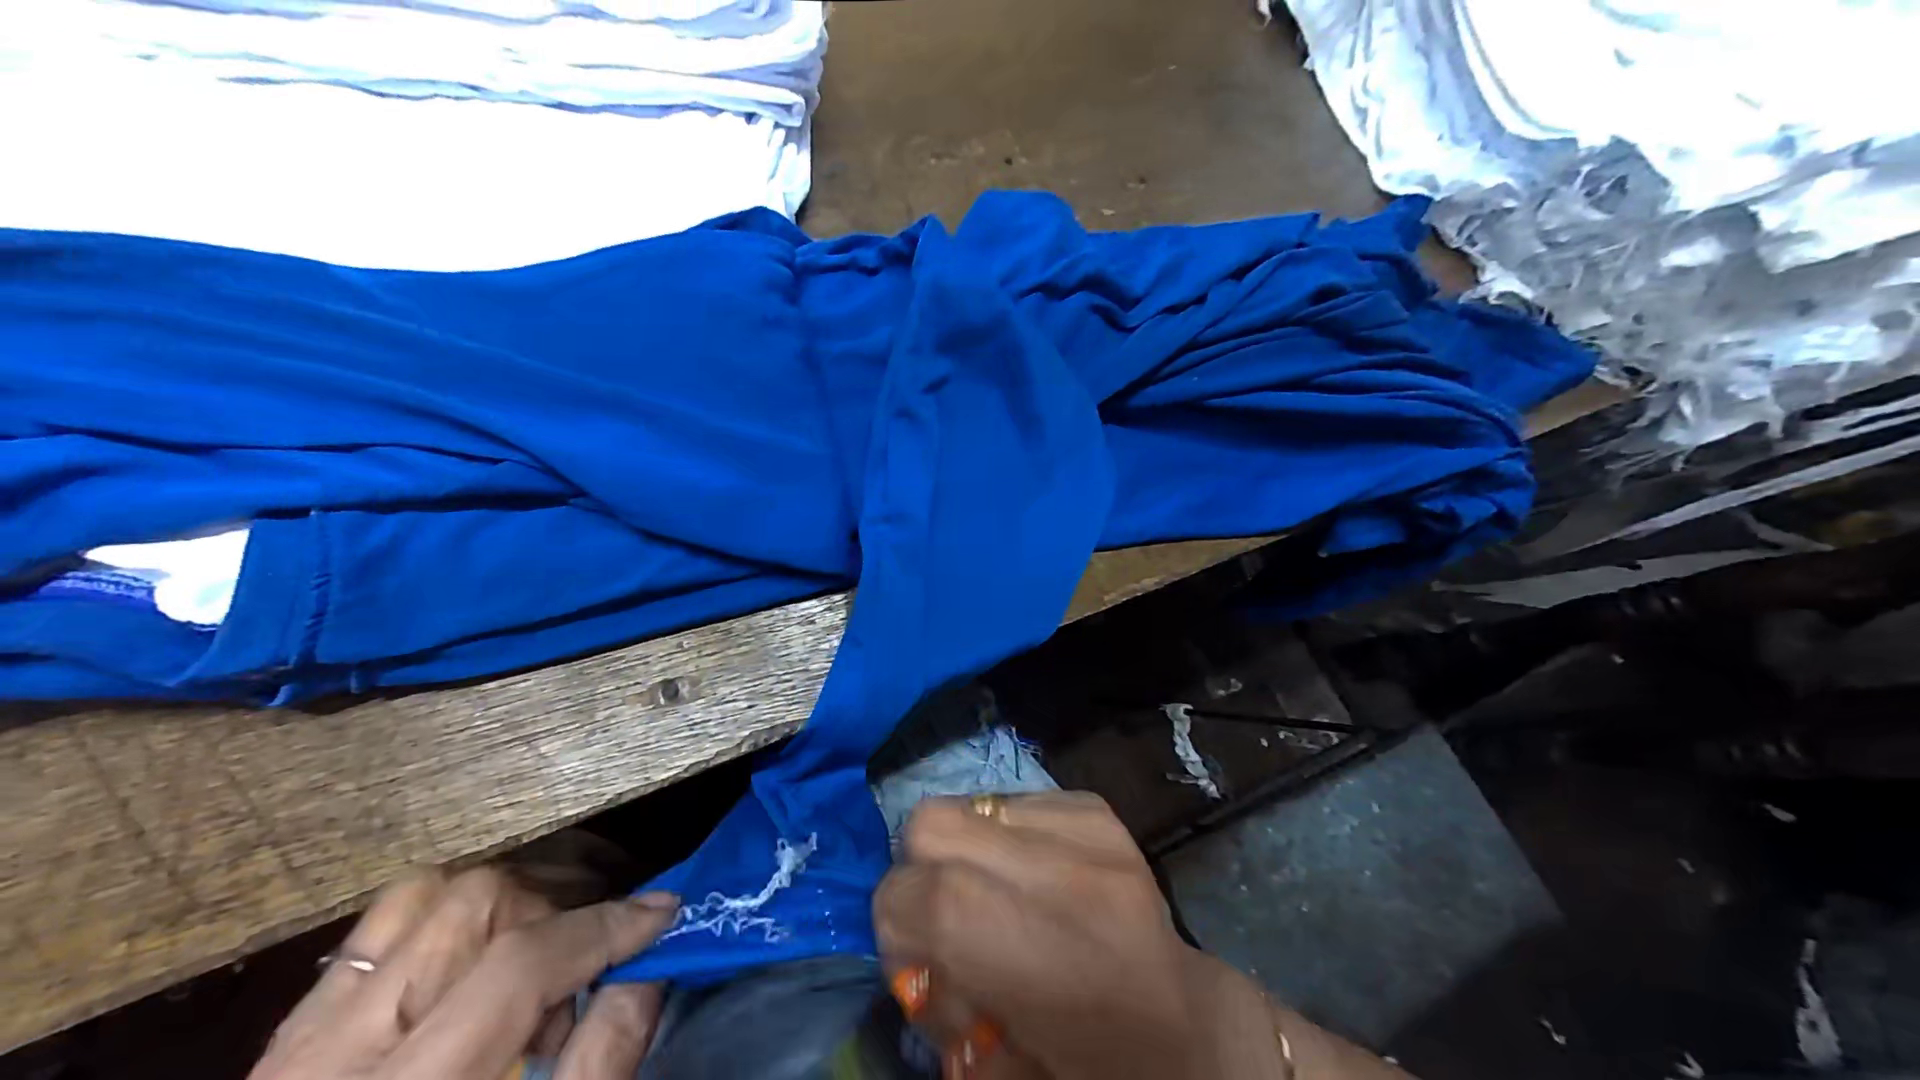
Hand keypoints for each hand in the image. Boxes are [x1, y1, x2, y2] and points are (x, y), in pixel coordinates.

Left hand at [250, 866, 677, 1079]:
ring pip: (420, 899)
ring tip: (531, 969)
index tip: (662, 913)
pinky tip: (477, 969)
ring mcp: (295, 1043)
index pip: (518, 963)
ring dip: (503, 912)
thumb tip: (648, 966)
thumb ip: (601, 1061)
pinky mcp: (287, 1039)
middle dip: (554, 915)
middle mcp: (331, 1057)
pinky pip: (377, 934)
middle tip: (585, 970)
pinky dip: (448, 925)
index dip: (604, 926)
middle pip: (471, 907)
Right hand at [874, 793, 1411, 1079]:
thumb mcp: (998, 1065)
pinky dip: (994, 837)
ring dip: (957, 850)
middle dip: (916, 872)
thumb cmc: (1093, 1068)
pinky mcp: (1095, 808)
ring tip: (988, 895)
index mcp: (1049, 959)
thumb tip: (906, 940)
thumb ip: (935, 996)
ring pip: (964, 804)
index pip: (923, 894)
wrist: (1186, 1027)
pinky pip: (1006, 802)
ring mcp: (1088, 829)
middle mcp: (1069, 874)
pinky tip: (1024, 875)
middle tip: (942, 920)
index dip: (896, 925)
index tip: (915, 959)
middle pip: (933, 824)